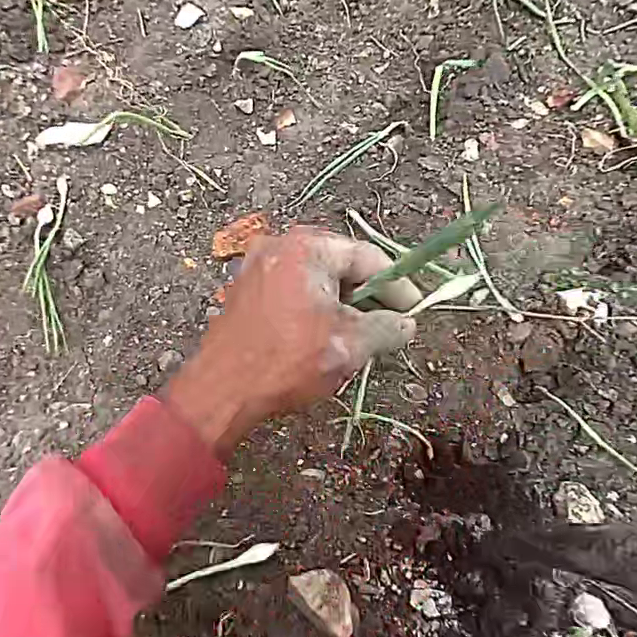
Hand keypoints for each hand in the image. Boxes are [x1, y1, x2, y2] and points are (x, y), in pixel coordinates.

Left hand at [161, 227, 420, 456]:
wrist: (221, 392)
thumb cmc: (287, 362)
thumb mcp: (350, 345)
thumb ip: (387, 328)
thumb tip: (407, 324)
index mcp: (308, 248)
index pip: (369, 258)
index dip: (398, 286)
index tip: (415, 310)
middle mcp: (280, 245)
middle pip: (342, 264)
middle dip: (369, 295)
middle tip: (390, 323)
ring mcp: (259, 265)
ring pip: (318, 279)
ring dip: (343, 304)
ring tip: (359, 336)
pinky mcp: (247, 289)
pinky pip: (295, 289)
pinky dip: (316, 307)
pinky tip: (325, 335)